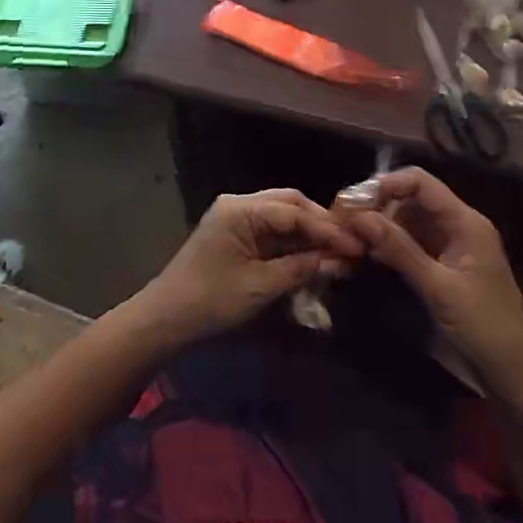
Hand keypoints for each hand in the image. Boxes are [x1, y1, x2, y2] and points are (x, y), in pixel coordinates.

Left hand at [135, 189, 364, 346]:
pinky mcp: (235, 235)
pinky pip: (270, 232)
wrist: (166, 318)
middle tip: (350, 244)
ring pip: (281, 217)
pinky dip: (291, 243)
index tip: (356, 246)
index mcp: (240, 209)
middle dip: (319, 224)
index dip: (326, 228)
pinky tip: (312, 257)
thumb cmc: (211, 300)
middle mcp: (238, 205)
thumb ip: (300, 268)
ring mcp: (235, 219)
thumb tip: (337, 260)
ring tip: (338, 252)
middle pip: (288, 205)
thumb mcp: (260, 286)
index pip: (292, 211)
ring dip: (307, 234)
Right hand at [343, 168, 522, 363]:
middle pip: (408, 199)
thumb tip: (359, 217)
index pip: (419, 182)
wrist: (512, 375)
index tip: (352, 204)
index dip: (384, 185)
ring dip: (377, 227)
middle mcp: (455, 225)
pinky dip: (385, 246)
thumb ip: (399, 249)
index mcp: (464, 222)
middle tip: (341, 223)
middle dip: (374, 207)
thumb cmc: (483, 327)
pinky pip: (407, 243)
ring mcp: (447, 246)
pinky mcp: (440, 266)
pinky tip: (363, 254)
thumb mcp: (439, 288)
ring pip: (404, 221)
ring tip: (347, 239)